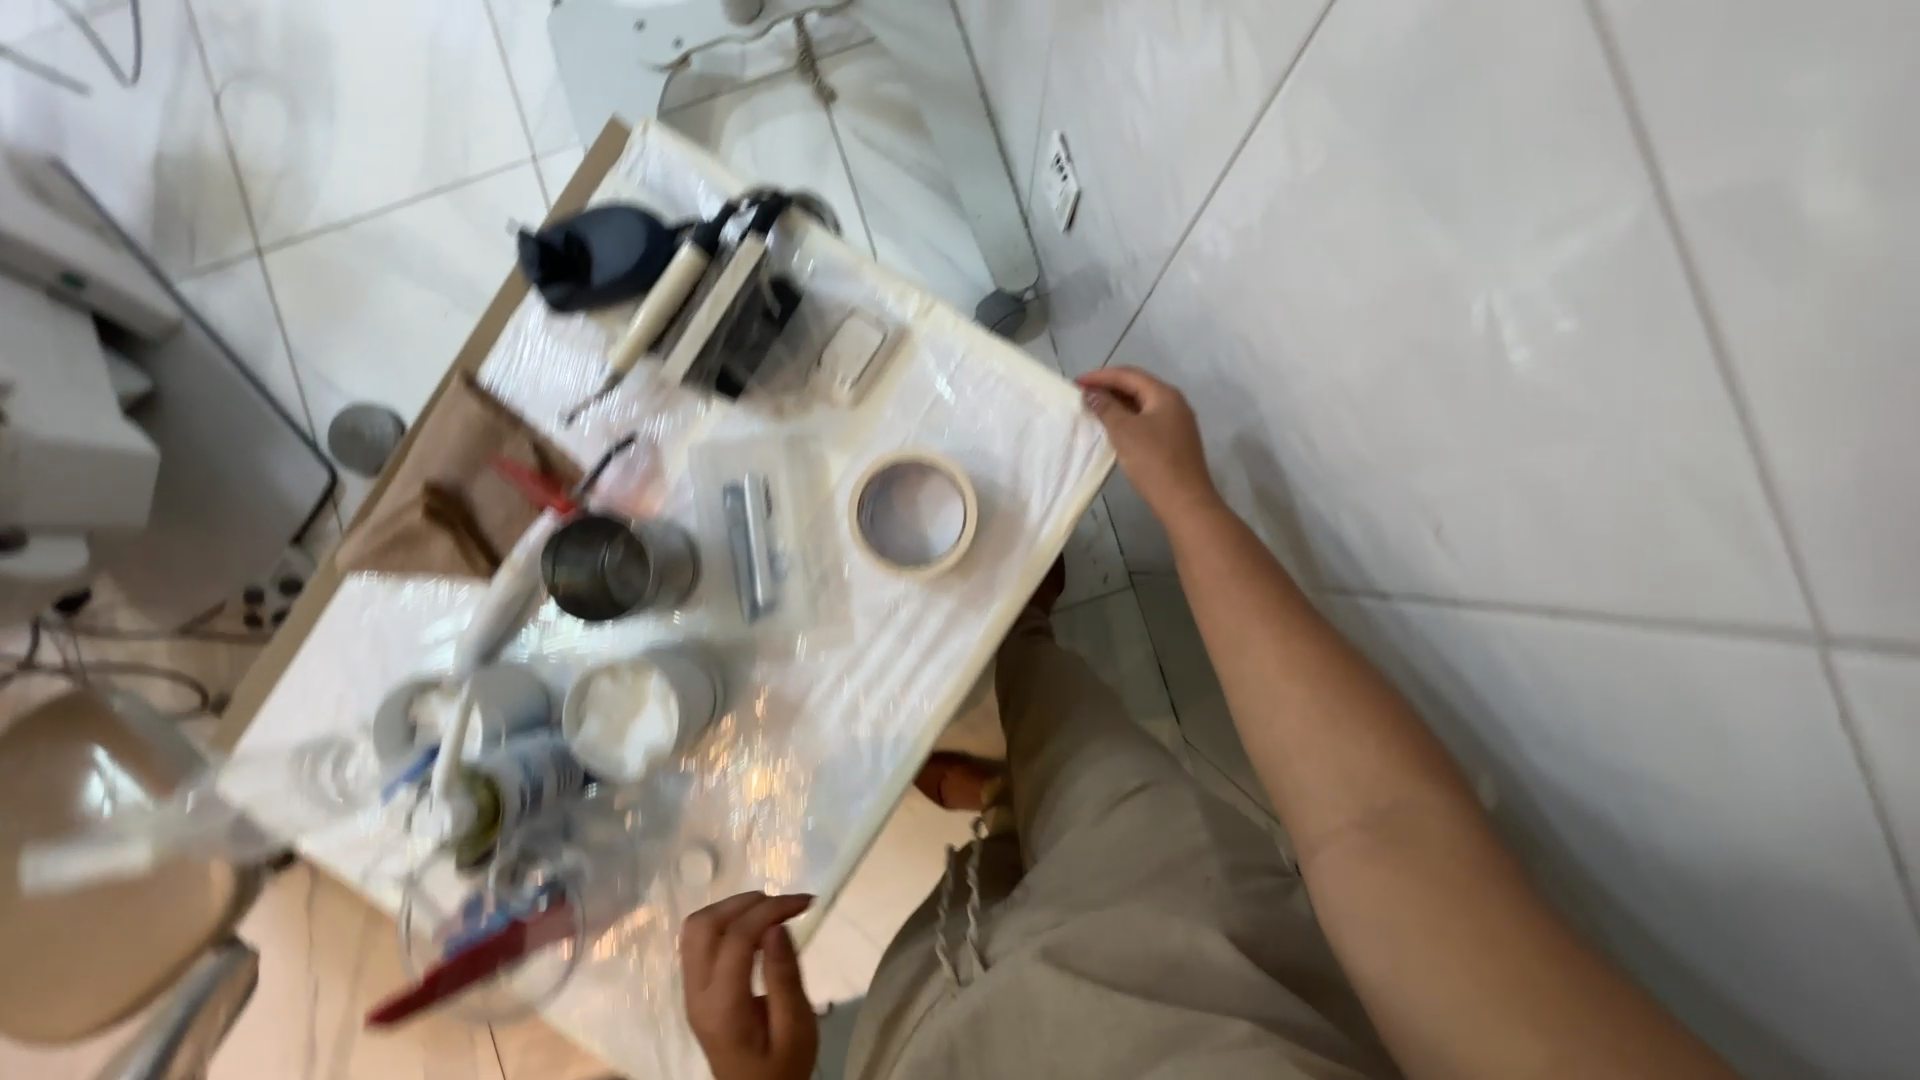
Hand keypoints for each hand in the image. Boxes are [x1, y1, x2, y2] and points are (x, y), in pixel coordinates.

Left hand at [681, 892, 818, 1079]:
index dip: (771, 910)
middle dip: (745, 903)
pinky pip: (698, 942)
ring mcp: (690, 992)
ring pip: (695, 929)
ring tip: (769, 912)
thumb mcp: (796, 1028)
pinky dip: (725, 922)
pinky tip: (754, 930)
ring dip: (731, 909)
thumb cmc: (783, 1067)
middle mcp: (697, 995)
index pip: (738, 939)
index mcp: (723, 1008)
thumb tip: (777, 926)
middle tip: (783, 905)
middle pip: (703, 926)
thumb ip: (784, 977)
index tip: (805, 902)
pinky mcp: (694, 989)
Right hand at [1076, 367, 1222, 523]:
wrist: (1184, 500)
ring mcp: (1176, 422)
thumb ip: (1106, 408)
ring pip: (1142, 404)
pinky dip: (1127, 418)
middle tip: (1083, 394)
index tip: (1075, 383)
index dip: (1100, 376)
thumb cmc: (1153, 461)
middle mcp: (1174, 403)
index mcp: (1164, 394)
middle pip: (1137, 386)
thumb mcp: (1125, 431)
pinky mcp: (1174, 440)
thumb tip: (1091, 393)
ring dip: (1117, 404)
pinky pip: (1146, 420)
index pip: (1128, 375)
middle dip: (1108, 388)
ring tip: (1093, 409)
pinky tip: (1113, 428)